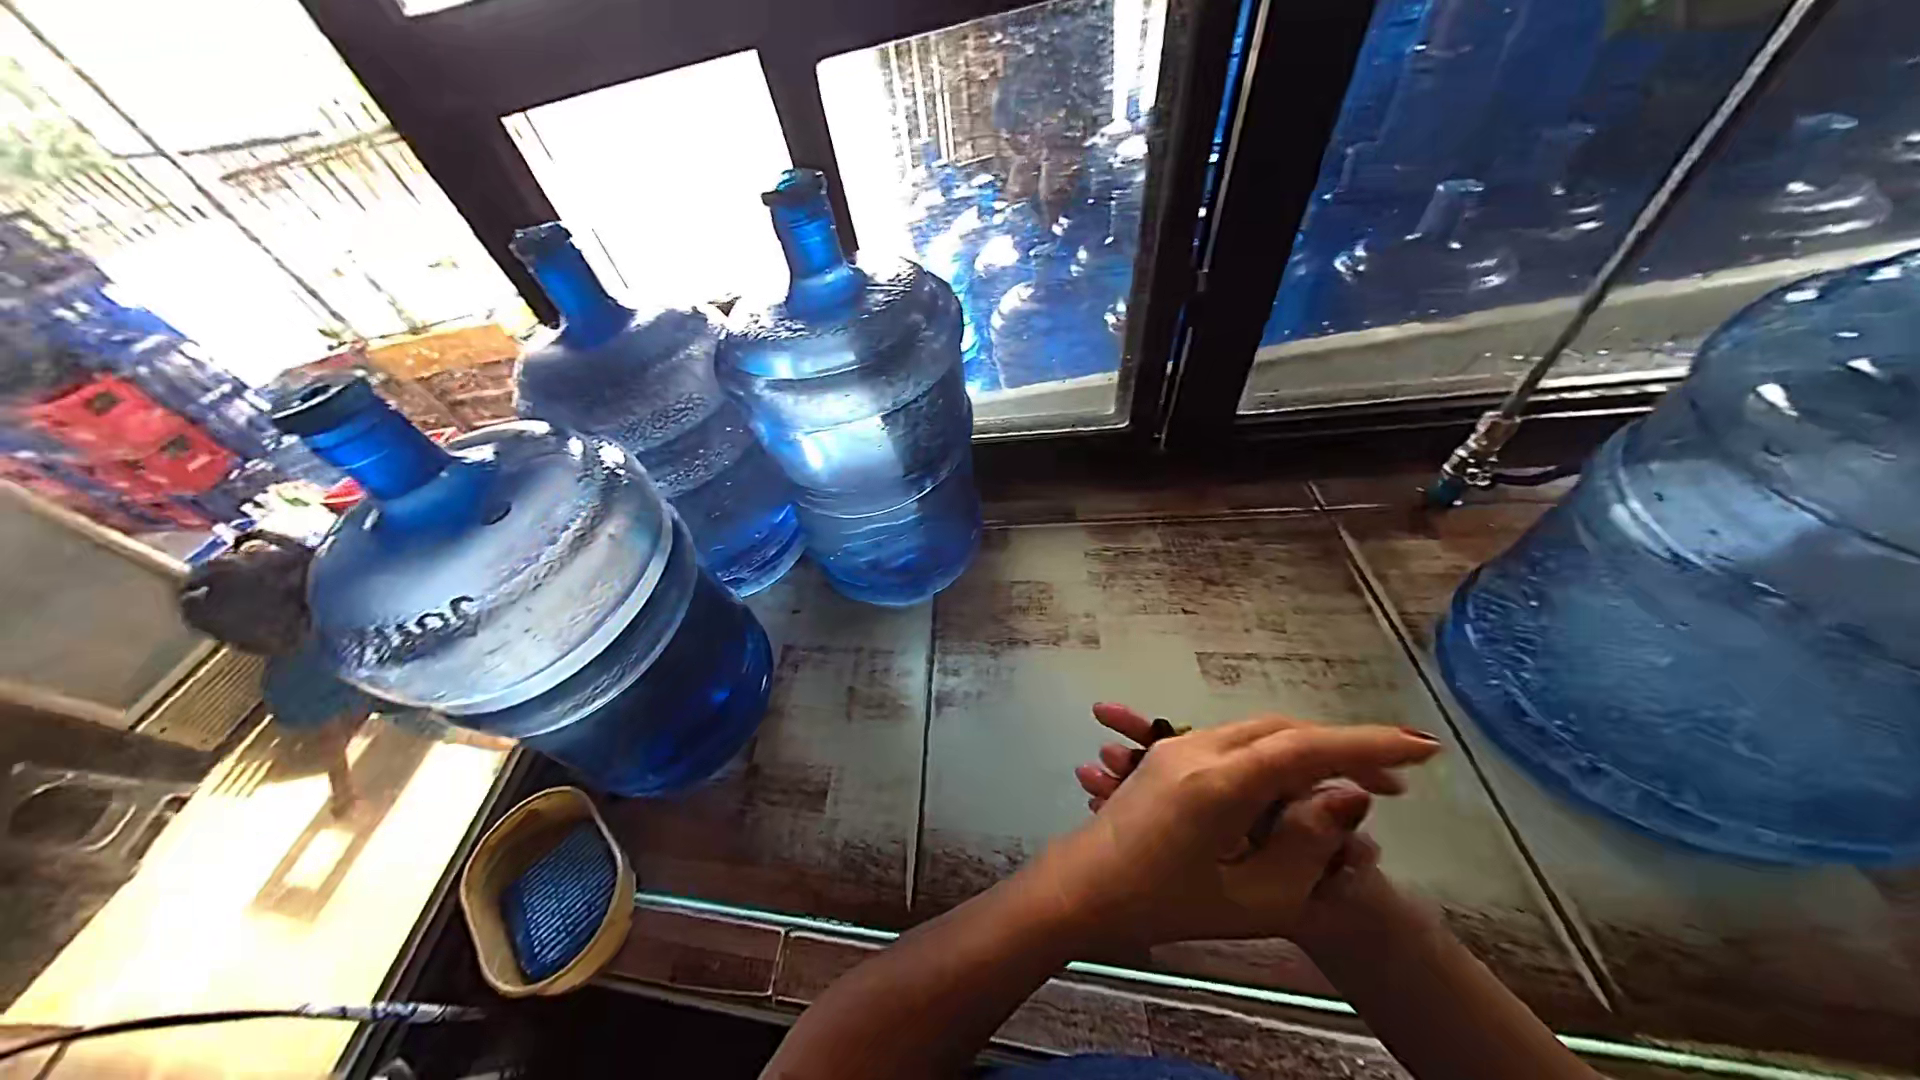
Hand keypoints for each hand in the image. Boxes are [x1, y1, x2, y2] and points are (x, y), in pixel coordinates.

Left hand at [1027, 703, 1438, 949]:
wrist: (1084, 886)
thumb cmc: (1166, 904)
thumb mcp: (1255, 897)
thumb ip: (1306, 844)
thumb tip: (1348, 796)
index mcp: (1219, 781)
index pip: (1306, 747)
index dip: (1369, 746)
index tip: (1423, 748)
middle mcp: (1197, 748)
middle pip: (1283, 732)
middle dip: (1341, 750)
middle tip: (1393, 787)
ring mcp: (1178, 747)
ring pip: (1258, 734)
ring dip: (1305, 754)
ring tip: (1350, 790)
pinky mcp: (1169, 755)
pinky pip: (1233, 745)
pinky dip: (1272, 759)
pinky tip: (1292, 788)